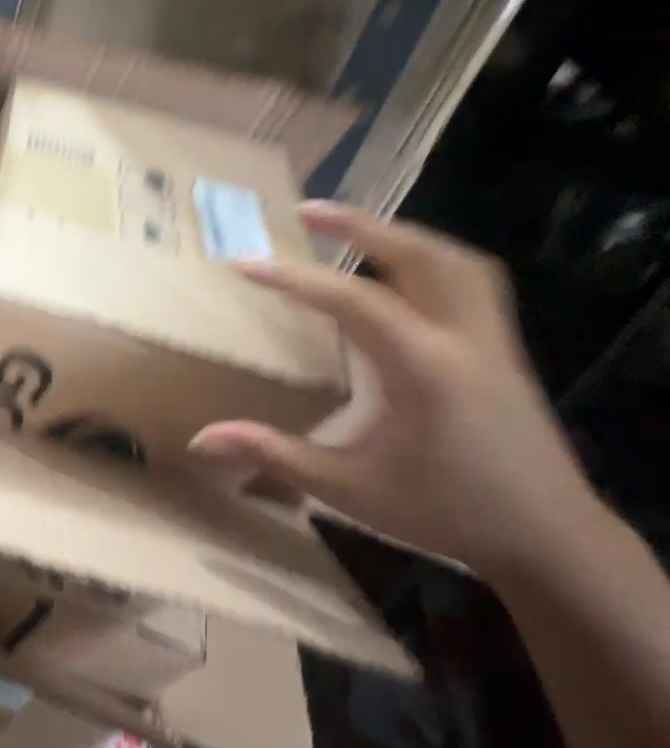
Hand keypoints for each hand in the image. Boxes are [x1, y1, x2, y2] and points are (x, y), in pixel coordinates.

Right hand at [188, 202, 607, 573]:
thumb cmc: (443, 512)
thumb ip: (274, 455)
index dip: (294, 279)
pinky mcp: (503, 357)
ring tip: (353, 230)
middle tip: (309, 210)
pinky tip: (398, 280)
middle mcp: (467, 343)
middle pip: (425, 258)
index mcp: (426, 370)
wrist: (547, 537)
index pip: (356, 302)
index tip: (242, 263)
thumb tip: (200, 439)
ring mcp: (493, 346)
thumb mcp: (347, 488)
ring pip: (459, 264)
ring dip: (404, 238)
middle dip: (365, 227)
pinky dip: (430, 264)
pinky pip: (471, 286)